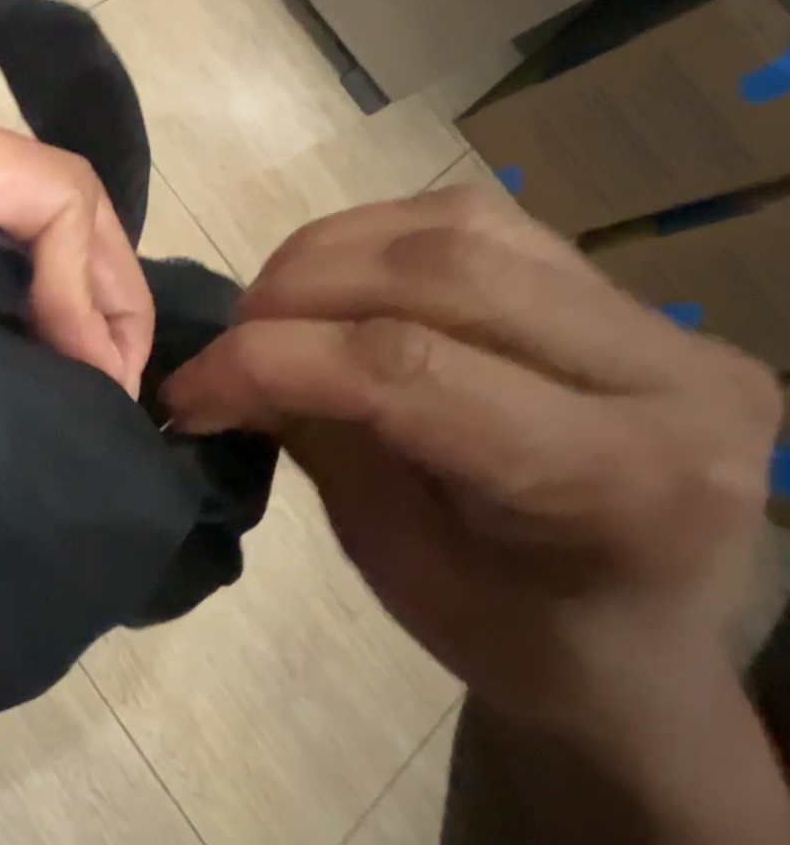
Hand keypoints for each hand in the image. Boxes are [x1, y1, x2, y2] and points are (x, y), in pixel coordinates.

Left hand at [0, 79, 152, 458]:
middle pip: (38, 189)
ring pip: (1, 204)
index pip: (54, 191)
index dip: (99, 289)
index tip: (98, 387)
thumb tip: (82, 377)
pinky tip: (18, 335)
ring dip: (52, 281)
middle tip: (112, 382)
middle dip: (91, 283)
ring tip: (81, 367)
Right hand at [161, 185, 780, 734]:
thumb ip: (307, 433)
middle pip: (436, 272)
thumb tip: (211, 371)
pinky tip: (332, 284)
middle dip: (289, 295)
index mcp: (615, 476)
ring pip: (455, 227)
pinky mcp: (614, 286)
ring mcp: (652, 316)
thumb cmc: (499, 620)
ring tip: (269, 312)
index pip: (404, 369)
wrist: (622, 629)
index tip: (184, 392)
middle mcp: (665, 374)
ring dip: (322, 256)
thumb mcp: (382, 542)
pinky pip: (472, 220)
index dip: (266, 361)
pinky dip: (368, 239)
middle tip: (224, 347)